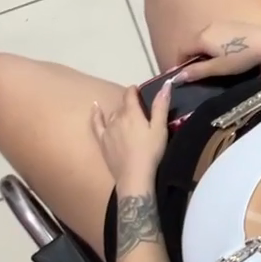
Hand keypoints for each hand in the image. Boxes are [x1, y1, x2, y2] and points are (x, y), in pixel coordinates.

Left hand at [92, 79, 172, 193]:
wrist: (134, 176)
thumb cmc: (151, 152)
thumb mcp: (160, 129)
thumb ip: (161, 107)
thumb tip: (165, 85)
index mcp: (132, 113)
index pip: (130, 95)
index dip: (134, 91)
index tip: (138, 91)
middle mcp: (117, 118)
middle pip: (122, 106)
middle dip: (130, 105)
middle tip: (139, 113)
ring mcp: (108, 130)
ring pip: (112, 115)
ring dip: (119, 113)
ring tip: (127, 118)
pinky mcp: (102, 141)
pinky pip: (96, 123)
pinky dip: (95, 114)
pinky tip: (95, 107)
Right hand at [173, 22, 260, 81]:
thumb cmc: (241, 57)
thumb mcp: (219, 68)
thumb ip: (198, 71)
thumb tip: (178, 76)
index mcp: (201, 38)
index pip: (182, 50)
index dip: (180, 63)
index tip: (183, 76)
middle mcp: (207, 27)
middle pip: (193, 43)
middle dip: (192, 57)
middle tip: (199, 72)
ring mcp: (220, 23)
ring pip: (205, 38)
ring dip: (204, 51)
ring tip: (214, 65)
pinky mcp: (232, 24)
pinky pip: (216, 35)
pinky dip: (215, 45)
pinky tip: (227, 54)